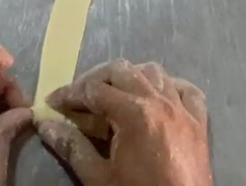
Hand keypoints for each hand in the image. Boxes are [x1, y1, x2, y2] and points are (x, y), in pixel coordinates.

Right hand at [38, 60, 211, 185]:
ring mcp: (182, 109)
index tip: (52, 102)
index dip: (69, 94)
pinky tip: (160, 96)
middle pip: (121, 70)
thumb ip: (73, 148)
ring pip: (154, 72)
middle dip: (96, 79)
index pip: (92, 90)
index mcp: (133, 112)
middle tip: (79, 98)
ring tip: (117, 94)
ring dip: (132, 77)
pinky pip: (188, 91)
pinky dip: (172, 87)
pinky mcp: (200, 124)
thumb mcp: (99, 179)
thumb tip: (46, 125)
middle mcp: (158, 100)